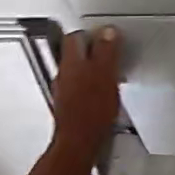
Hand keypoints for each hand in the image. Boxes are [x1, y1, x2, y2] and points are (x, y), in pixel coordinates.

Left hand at [52, 27, 121, 147]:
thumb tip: (108, 32)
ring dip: (91, 67)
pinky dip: (91, 85)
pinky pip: (79, 87)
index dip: (92, 33)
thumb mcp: (107, 74)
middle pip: (74, 53)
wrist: (80, 143)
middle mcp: (64, 75)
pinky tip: (103, 92)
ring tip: (110, 71)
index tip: (108, 35)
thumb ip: (107, 51)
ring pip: (76, 70)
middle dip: (91, 49)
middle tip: (109, 50)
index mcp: (71, 63)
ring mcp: (64, 91)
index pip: (76, 37)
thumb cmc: (91, 111)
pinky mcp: (70, 106)